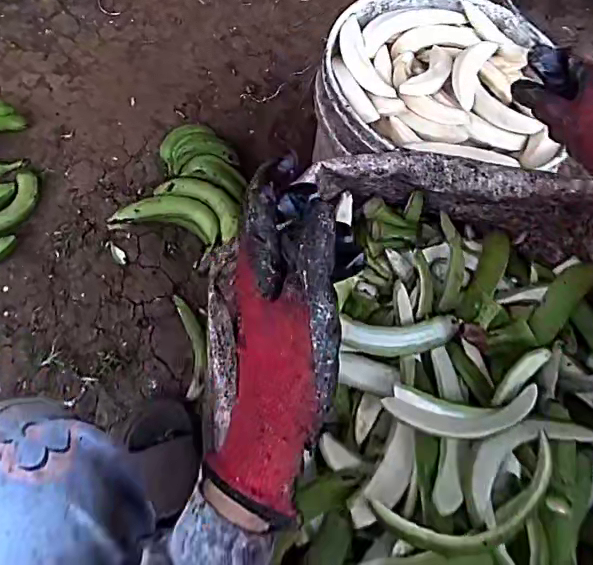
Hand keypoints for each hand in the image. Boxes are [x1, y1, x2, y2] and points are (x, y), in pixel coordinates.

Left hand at [199, 157, 336, 528]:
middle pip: (272, 223)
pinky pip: (289, 273)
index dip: (274, 177)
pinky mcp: (267, 312)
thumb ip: (313, 254)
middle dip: (301, 204)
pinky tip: (338, 262)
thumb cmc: (287, 370)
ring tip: (345, 229)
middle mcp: (247, 271)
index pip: (258, 204)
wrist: (263, 433)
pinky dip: (312, 262)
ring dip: (311, 234)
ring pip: (284, 248)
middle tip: (333, 196)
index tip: (296, 160)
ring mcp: (255, 293)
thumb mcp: (309, 307)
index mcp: (251, 264)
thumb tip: (319, 207)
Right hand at [513, 52, 592, 227]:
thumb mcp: (558, 118)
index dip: (548, 74)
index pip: (568, 61)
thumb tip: (523, 88)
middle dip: (567, 98)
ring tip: (574, 134)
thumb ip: (537, 99)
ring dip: (586, 112)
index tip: (538, 86)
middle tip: (554, 115)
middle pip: (587, 82)